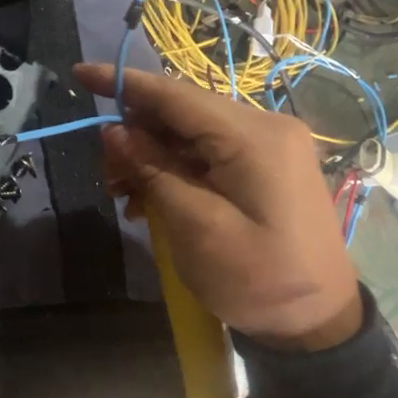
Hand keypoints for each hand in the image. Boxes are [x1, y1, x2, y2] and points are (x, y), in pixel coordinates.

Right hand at [73, 64, 362, 350]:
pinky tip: (152, 199)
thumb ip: (153, 170)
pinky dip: (173, 168)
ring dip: (150, 156)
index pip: (175, 95)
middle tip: (105, 177)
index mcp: (253, 137)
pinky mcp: (267, 165)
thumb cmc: (257, 278)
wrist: (319, 324)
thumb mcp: (195, 226)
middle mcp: (265, 127)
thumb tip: (113, 130)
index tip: (78, 73)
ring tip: (125, 196)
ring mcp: (270, 145)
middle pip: (181, 112)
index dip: (123, 82)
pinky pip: (207, 151)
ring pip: (189, 132)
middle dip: (134, 134)